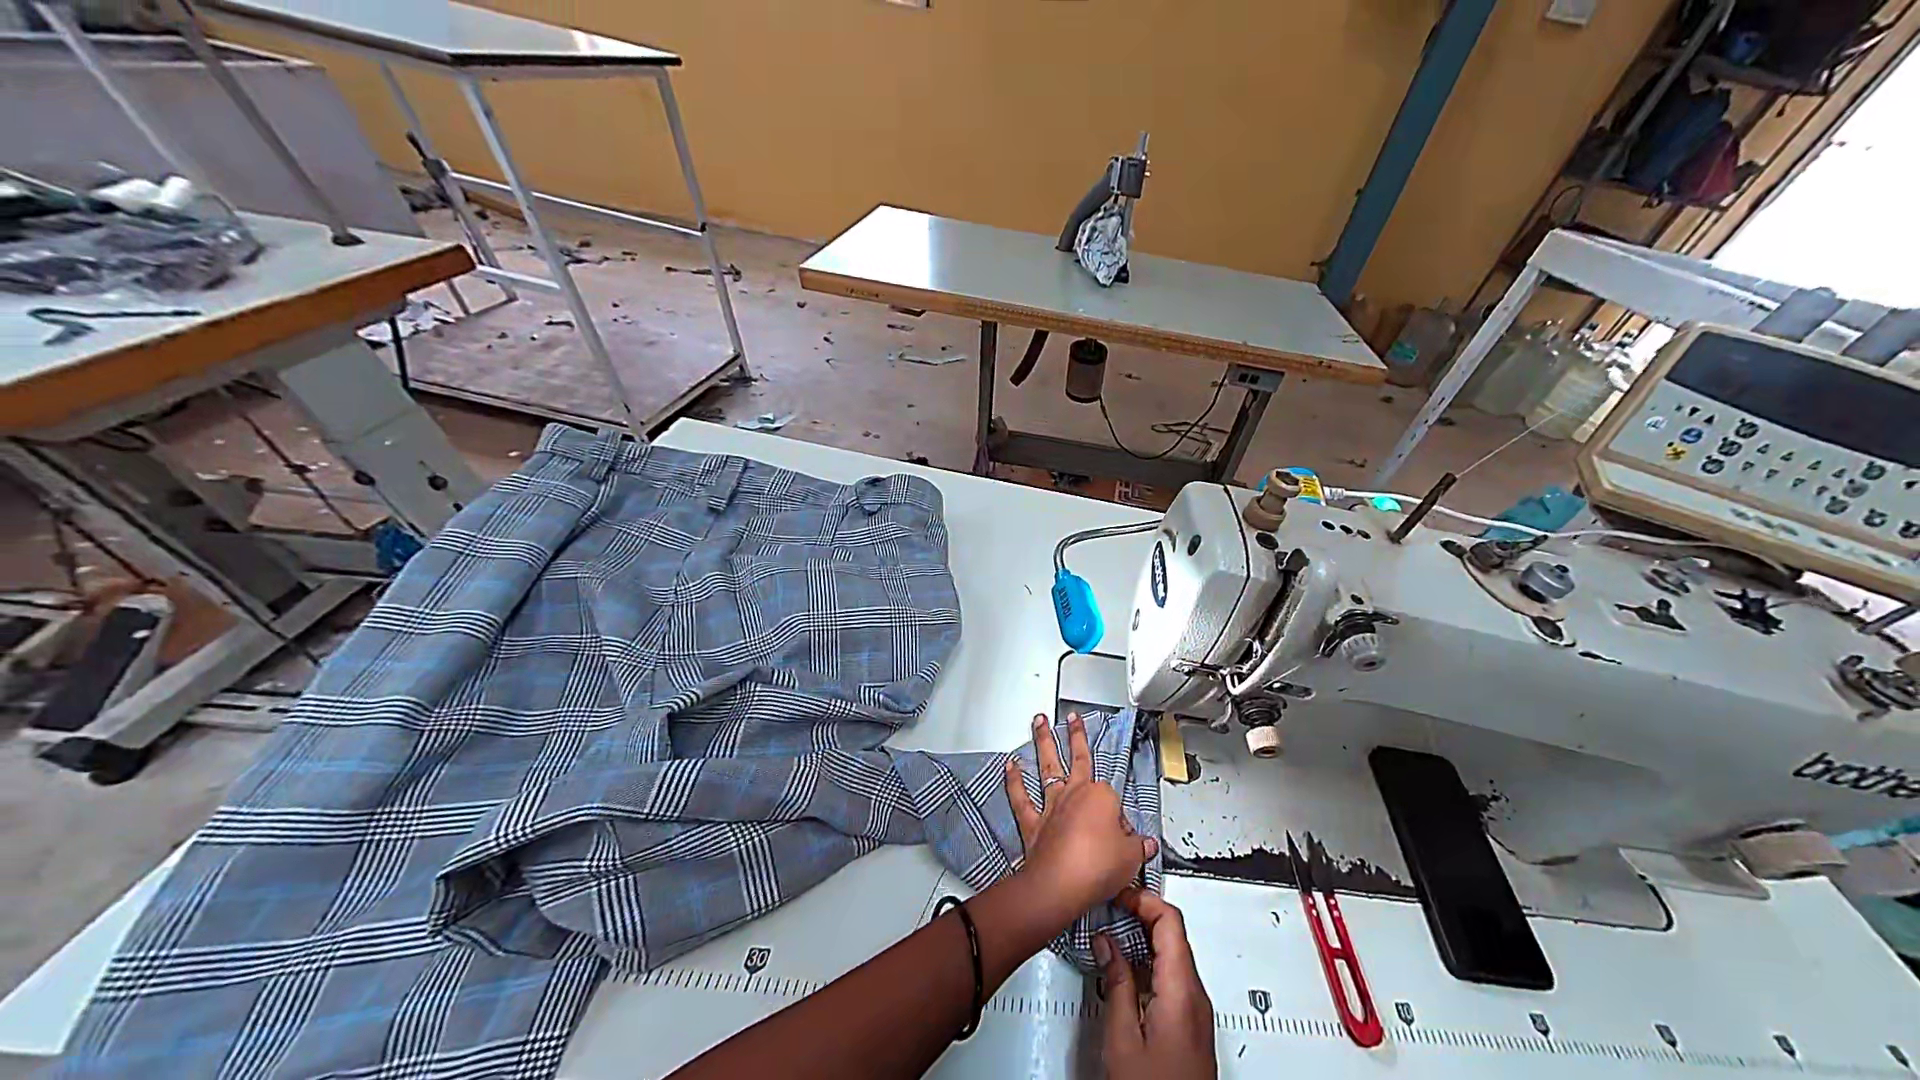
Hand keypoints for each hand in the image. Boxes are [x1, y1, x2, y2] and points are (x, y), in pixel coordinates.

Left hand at [1003, 712, 1156, 917]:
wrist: (1061, 885)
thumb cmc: (1097, 867)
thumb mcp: (1131, 858)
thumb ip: (1137, 848)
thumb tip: (1144, 845)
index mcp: (1102, 796)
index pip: (1114, 799)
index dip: (1120, 820)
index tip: (1123, 840)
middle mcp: (1075, 794)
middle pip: (1078, 758)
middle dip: (1076, 735)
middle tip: (1073, 718)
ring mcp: (1052, 805)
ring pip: (1048, 766)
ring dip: (1042, 742)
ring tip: (1038, 721)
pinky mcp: (1032, 821)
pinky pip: (1020, 796)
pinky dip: (1014, 780)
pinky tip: (1010, 765)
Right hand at [1097, 888, 1214, 1079]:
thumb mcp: (1122, 1038)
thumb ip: (1115, 983)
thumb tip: (1107, 943)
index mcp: (1183, 992)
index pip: (1171, 921)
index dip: (1143, 899)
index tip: (1117, 895)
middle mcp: (1196, 996)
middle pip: (1173, 934)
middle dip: (1139, 915)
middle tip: (1108, 910)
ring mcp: (1196, 1010)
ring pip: (1172, 954)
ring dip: (1142, 938)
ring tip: (1109, 937)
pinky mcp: (1191, 1022)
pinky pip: (1172, 976)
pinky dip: (1148, 961)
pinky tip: (1123, 969)